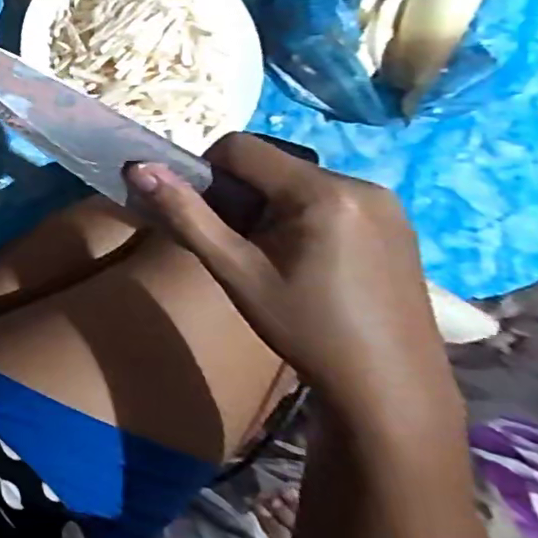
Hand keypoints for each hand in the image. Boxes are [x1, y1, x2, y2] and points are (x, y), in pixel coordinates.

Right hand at [124, 135, 455, 419]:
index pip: (240, 147)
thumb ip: (186, 215)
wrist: (392, 390)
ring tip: (273, 258)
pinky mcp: (398, 221)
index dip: (208, 173)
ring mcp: (386, 202)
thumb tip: (139, 168)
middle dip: (242, 195)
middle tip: (238, 246)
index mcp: (321, 191)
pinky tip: (309, 262)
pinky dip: (304, 215)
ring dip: (271, 206)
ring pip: (298, 180)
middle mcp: (360, 182)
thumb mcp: (235, 272)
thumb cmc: (306, 330)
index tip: (207, 219)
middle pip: (271, 164)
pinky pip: (330, 197)